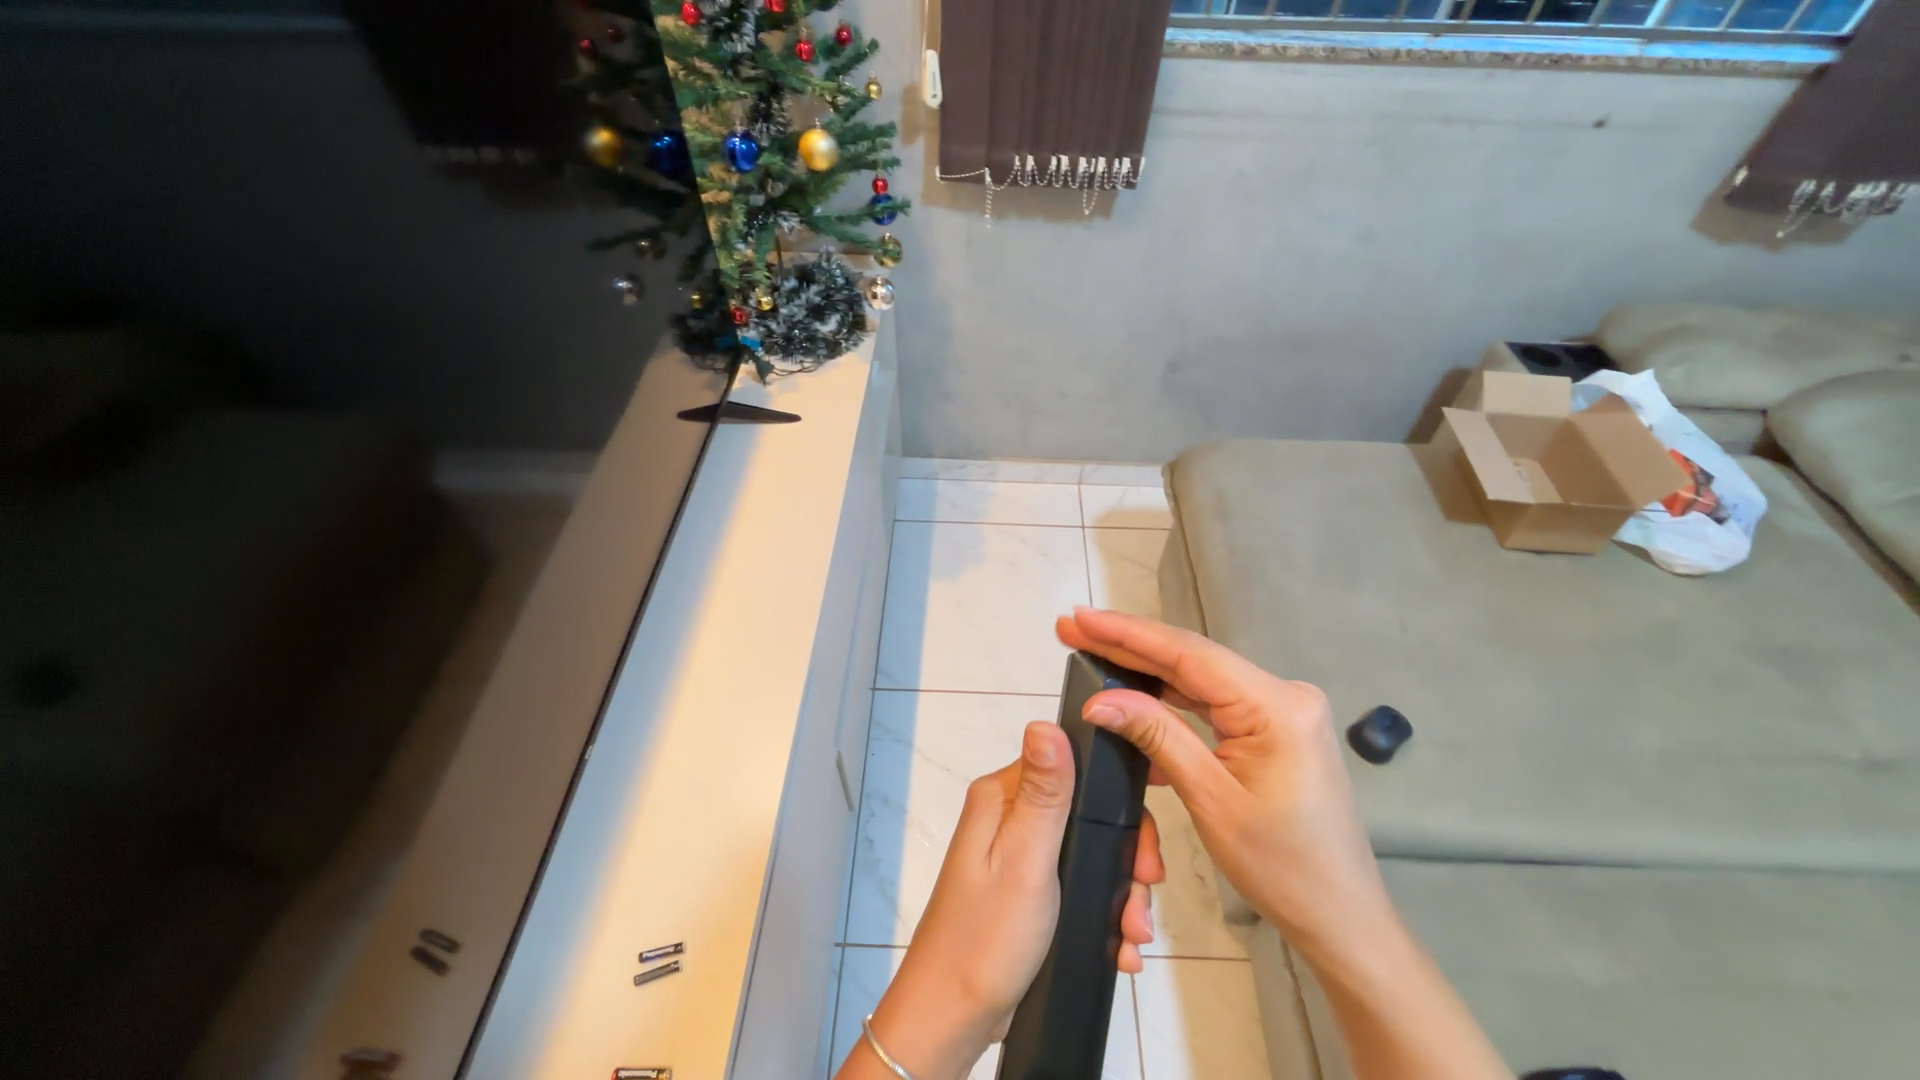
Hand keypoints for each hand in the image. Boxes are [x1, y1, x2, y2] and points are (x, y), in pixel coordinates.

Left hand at [853, 721, 1162, 1079]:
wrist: (955, 1016)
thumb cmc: (988, 935)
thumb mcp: (1024, 860)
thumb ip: (1044, 794)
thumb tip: (1045, 722)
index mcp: (1003, 797)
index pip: (1074, 768)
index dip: (1118, 800)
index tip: (1148, 846)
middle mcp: (1011, 818)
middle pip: (1090, 816)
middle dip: (1127, 860)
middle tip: (1144, 901)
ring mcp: (1020, 857)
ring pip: (1091, 856)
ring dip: (1121, 897)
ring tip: (1133, 937)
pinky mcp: (1030, 893)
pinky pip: (1079, 889)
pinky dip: (1104, 916)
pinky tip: (1121, 948)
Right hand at [1055, 607, 1394, 965]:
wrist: (1339, 914)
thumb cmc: (1280, 865)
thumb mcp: (1211, 799)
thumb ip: (1157, 737)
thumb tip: (1099, 700)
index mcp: (1276, 706)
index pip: (1188, 655)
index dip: (1128, 634)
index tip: (1080, 619)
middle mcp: (1283, 695)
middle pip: (1192, 661)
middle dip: (1129, 646)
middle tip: (1073, 629)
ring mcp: (1280, 712)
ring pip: (1199, 682)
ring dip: (1146, 674)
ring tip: (1092, 655)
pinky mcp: (1273, 731)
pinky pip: (1213, 707)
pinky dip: (1172, 706)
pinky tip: (1132, 701)